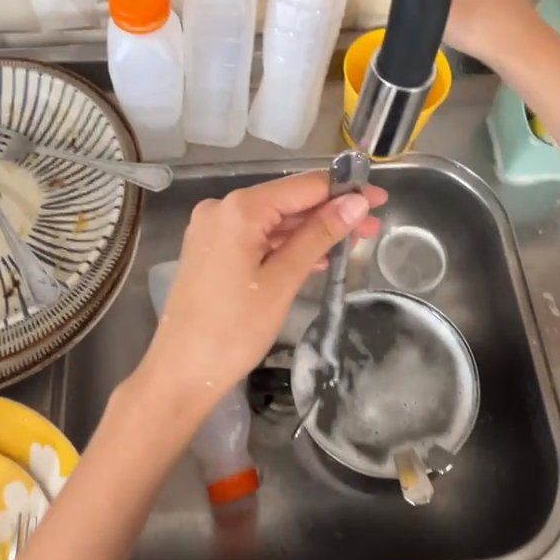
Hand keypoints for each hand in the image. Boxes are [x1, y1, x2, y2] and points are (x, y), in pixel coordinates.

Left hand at [136, 171, 386, 419]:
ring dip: (310, 230)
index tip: (378, 198)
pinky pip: (257, 237)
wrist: (181, 372)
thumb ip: (320, 235)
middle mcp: (221, 208)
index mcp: (239, 209)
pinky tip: (317, 256)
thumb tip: (356, 203)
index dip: (343, 190)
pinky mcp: (211, 250)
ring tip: (353, 242)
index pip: (302, 187)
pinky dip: (285, 245)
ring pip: (273, 220)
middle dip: (330, 212)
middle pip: (287, 201)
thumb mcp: (284, 280)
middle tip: (373, 227)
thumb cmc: (234, 329)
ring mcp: (213, 229)